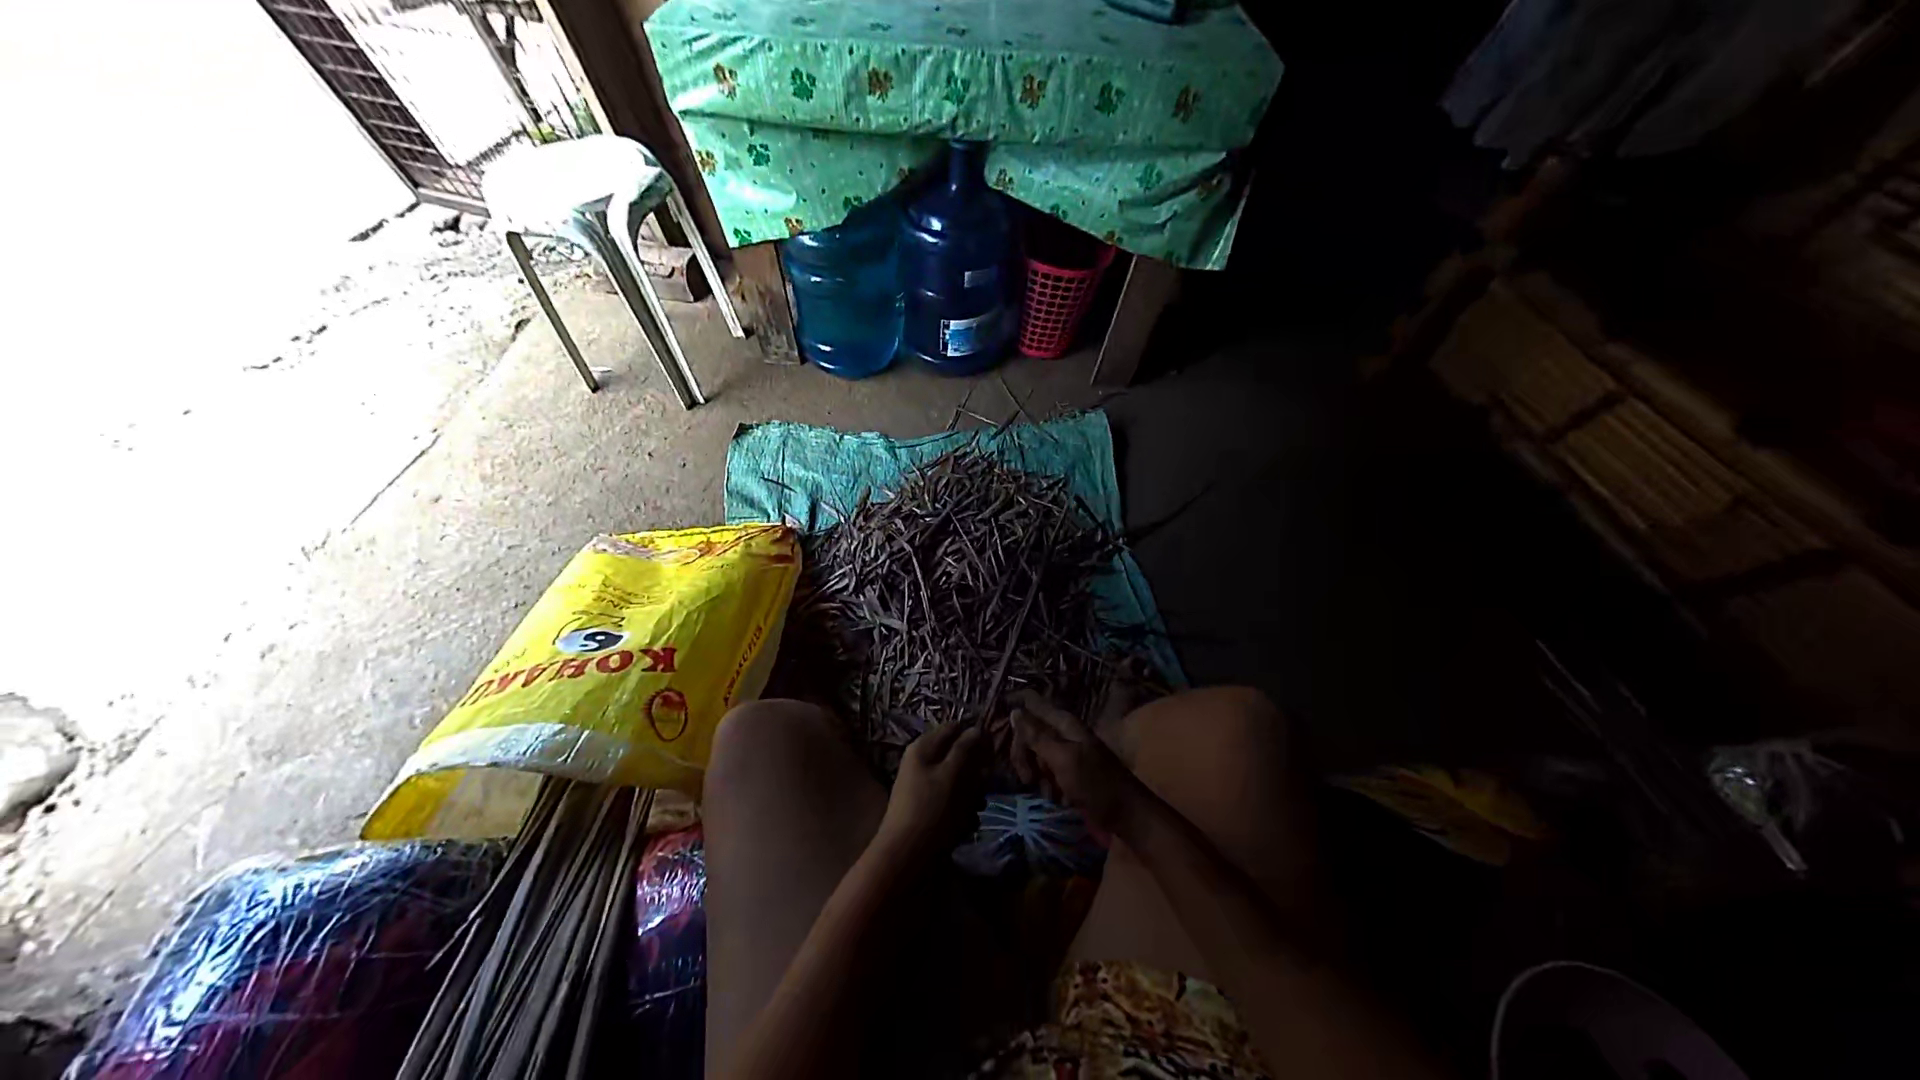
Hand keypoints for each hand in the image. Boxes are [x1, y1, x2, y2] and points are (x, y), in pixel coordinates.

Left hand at [875, 721, 983, 860]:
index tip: (990, 754)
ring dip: (972, 795)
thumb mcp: (950, 775)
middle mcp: (922, 763)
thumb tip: (976, 728)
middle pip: (959, 756)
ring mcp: (925, 786)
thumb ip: (964, 749)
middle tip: (982, 787)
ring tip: (973, 811)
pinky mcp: (930, 808)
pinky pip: (953, 802)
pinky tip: (965, 825)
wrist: (906, 857)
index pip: (954, 729)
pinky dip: (962, 812)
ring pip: (960, 781)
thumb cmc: (930, 811)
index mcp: (923, 748)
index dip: (974, 738)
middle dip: (975, 772)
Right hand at [1010, 691, 1144, 833]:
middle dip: (1023, 756)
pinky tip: (1057, 798)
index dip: (1014, 708)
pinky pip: (1045, 773)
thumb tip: (1015, 711)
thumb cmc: (1096, 783)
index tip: (996, 727)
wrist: (1126, 814)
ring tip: (1049, 793)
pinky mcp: (1068, 772)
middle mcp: (1062, 733)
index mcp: (1063, 723)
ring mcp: (1066, 753)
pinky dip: (1048, 786)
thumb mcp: (1063, 758)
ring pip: (1034, 755)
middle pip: (1028, 733)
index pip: (1032, 702)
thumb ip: (1038, 736)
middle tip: (1027, 778)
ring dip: (1036, 776)